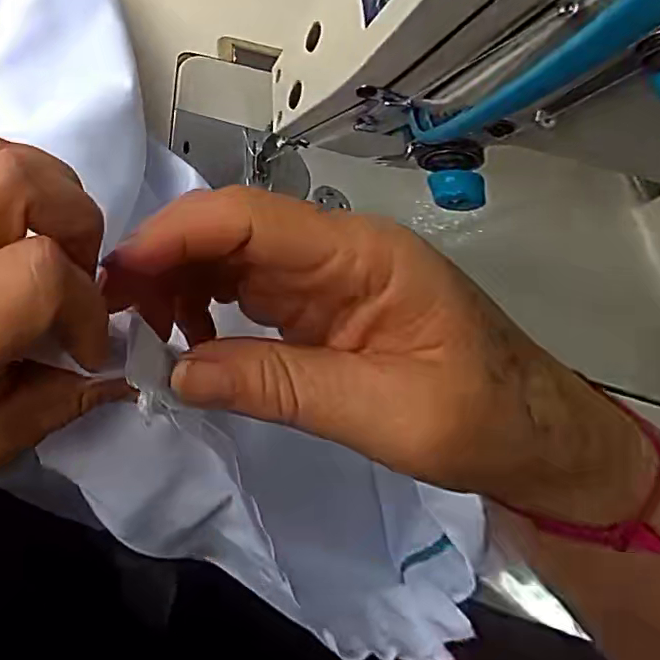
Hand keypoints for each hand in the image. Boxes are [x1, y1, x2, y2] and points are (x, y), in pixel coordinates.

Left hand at [0, 136, 134, 537]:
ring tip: (52, 245)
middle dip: (72, 216)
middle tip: (77, 273)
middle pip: (11, 181)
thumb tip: (123, 364)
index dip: (85, 305)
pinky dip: (7, 178)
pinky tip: (16, 230)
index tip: (83, 348)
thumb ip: (64, 396)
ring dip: (44, 188)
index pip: (36, 270)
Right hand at [101, 186, 653, 523]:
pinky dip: (190, 299)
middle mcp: (324, 243)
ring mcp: (309, 264)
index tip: (119, 272)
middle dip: (157, 257)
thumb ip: (275, 385)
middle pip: (218, 225)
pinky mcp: (298, 289)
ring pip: (212, 248)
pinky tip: (182, 335)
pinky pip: (225, 277)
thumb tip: (174, 372)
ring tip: (142, 327)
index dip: (173, 235)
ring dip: (167, 279)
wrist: (545, 443)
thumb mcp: (387, 415)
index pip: (244, 217)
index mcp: (356, 252)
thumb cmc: (488, 424)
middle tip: (113, 305)